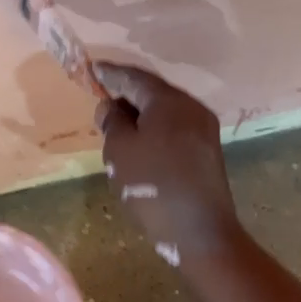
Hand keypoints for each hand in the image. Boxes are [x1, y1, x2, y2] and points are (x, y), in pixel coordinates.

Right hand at [94, 62, 241, 258]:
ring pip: (166, 111)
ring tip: (117, 122)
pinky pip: (176, 128)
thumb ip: (112, 121)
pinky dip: (155, 128)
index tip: (92, 69)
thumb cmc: (153, 186)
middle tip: (102, 97)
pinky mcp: (208, 151)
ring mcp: (204, 129)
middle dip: (127, 94)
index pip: (134, 77)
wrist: (200, 232)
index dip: (111, 74)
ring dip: (141, 114)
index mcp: (170, 101)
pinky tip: (141, 141)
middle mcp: (192, 107)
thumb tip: (110, 106)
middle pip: (153, 92)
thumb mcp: (120, 151)